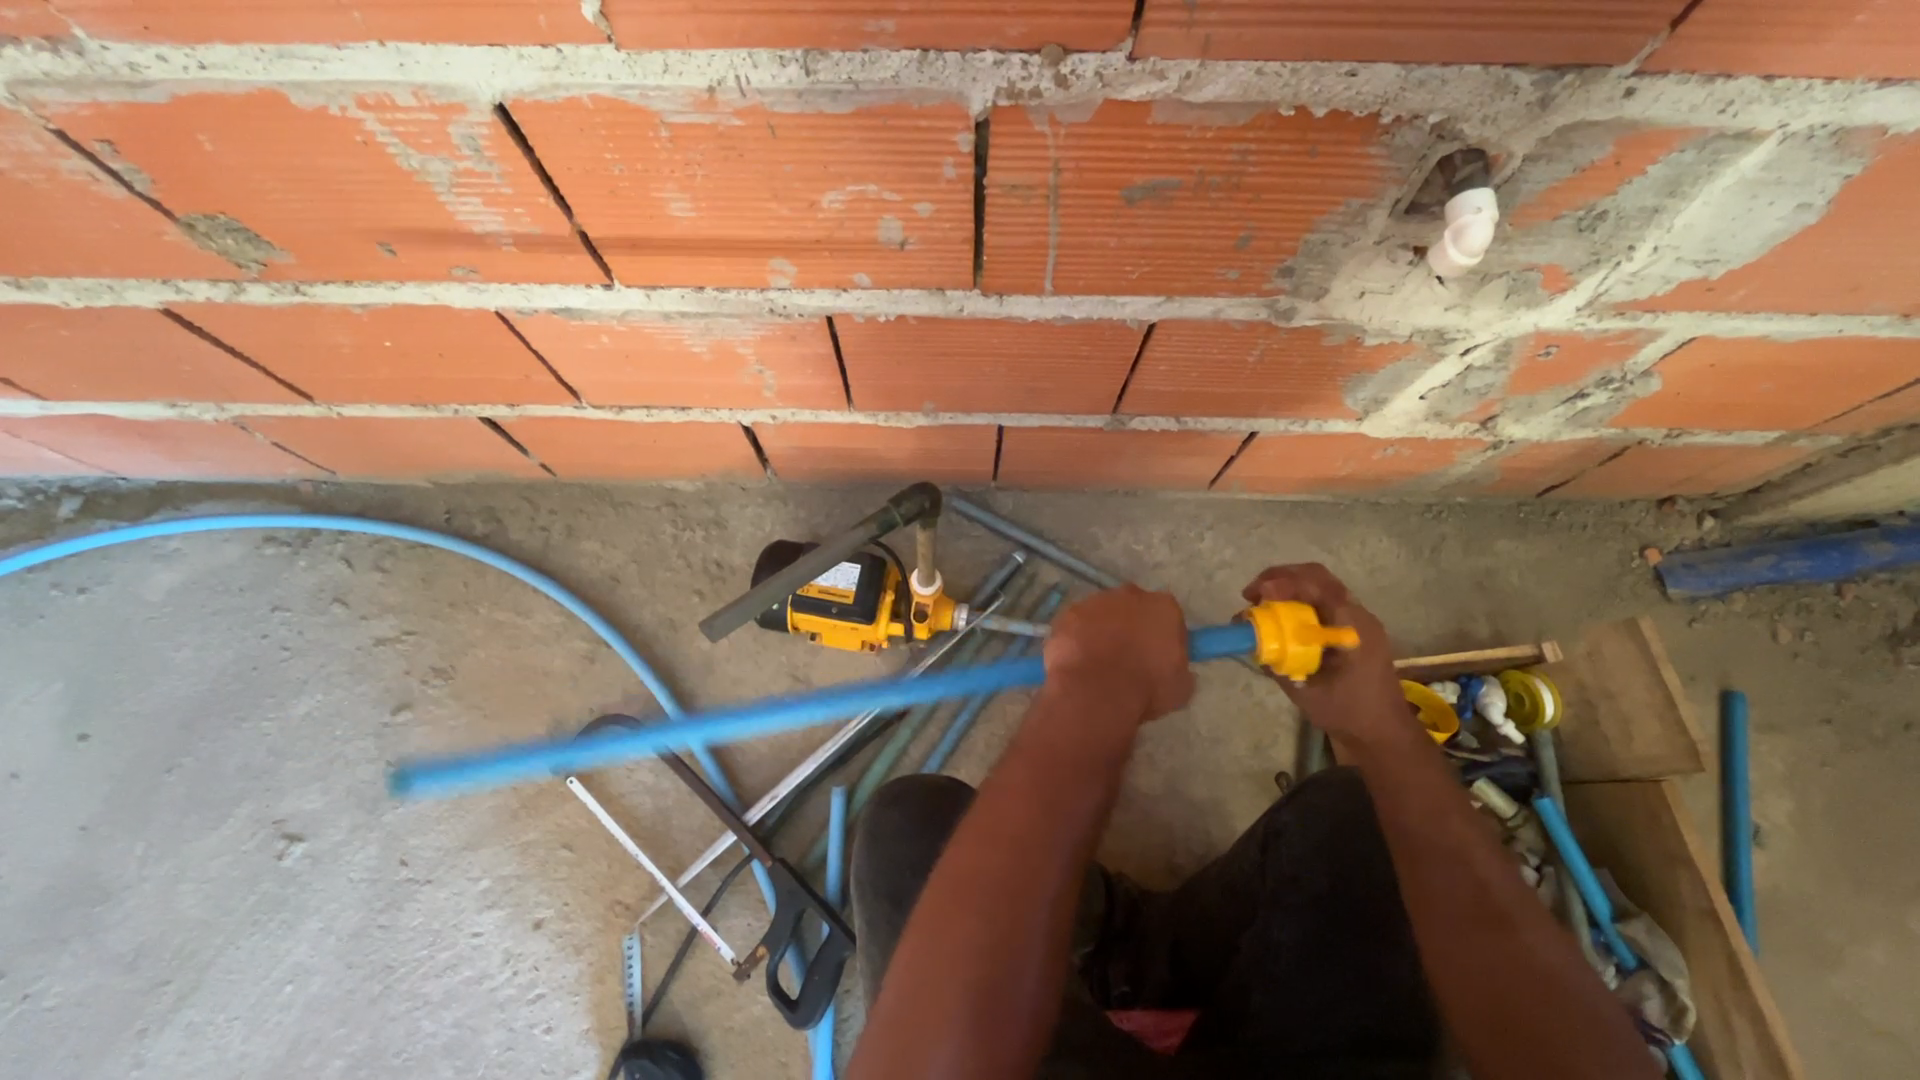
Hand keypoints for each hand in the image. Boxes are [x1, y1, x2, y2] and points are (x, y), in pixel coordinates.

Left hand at [1043, 585, 1194, 727]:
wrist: (1097, 691)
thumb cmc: (1146, 688)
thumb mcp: (1180, 688)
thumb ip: (1180, 670)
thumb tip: (1176, 672)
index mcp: (1164, 607)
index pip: (1168, 617)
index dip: (1163, 638)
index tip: (1158, 658)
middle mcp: (1130, 595)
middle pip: (1133, 609)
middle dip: (1131, 628)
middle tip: (1128, 659)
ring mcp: (1095, 602)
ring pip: (1102, 615)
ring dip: (1102, 632)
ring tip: (1099, 665)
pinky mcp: (1068, 614)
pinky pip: (1076, 626)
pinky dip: (1077, 640)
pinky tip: (1078, 663)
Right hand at [1242, 564, 1404, 744]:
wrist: (1384, 732)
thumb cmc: (1348, 714)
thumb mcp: (1306, 692)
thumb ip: (1279, 664)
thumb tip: (1252, 641)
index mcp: (1353, 629)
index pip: (1321, 589)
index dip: (1285, 583)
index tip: (1255, 595)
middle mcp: (1358, 616)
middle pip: (1319, 577)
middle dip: (1281, 577)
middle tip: (1252, 594)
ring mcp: (1358, 620)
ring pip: (1321, 585)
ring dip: (1288, 587)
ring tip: (1261, 603)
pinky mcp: (1353, 628)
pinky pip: (1323, 601)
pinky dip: (1297, 601)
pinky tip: (1280, 617)